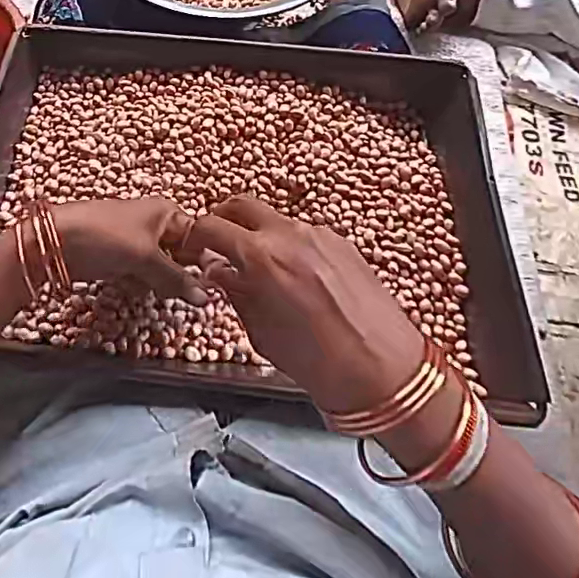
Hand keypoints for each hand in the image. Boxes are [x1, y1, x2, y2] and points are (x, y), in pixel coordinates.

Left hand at [52, 198, 208, 304]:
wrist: (55, 242)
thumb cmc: (105, 236)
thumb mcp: (146, 257)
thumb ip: (176, 278)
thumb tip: (205, 297)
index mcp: (166, 212)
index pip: (199, 237)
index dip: (204, 261)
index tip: (211, 285)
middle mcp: (155, 225)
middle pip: (180, 256)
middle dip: (177, 275)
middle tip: (174, 287)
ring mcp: (136, 243)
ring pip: (161, 270)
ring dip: (155, 282)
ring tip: (142, 281)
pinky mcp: (120, 259)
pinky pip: (141, 276)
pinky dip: (138, 283)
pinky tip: (127, 284)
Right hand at [179, 195, 425, 411]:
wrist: (385, 372)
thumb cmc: (322, 362)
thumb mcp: (260, 331)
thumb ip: (236, 293)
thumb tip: (220, 274)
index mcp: (263, 257)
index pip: (211, 226)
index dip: (195, 236)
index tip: (193, 249)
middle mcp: (291, 236)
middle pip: (241, 206)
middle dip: (222, 220)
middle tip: (215, 244)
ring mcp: (320, 235)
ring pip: (274, 220)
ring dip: (256, 235)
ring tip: (255, 267)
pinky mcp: (342, 244)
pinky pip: (302, 234)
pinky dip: (286, 246)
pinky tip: (290, 275)